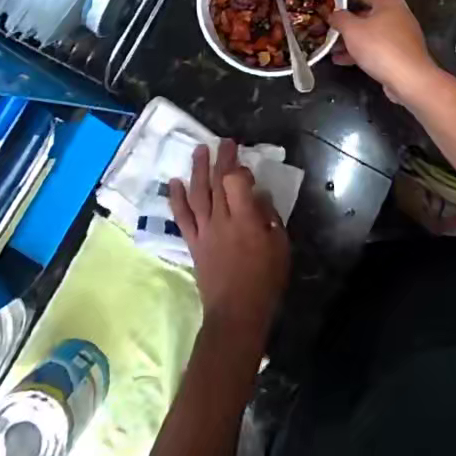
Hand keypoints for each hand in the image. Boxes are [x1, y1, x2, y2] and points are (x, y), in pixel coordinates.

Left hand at [167, 139, 288, 344]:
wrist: (235, 313)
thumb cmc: (265, 281)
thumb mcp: (280, 248)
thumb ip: (270, 218)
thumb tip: (259, 198)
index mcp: (245, 219)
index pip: (236, 182)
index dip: (240, 169)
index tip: (247, 166)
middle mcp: (221, 220)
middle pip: (217, 182)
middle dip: (221, 159)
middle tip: (225, 142)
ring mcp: (204, 230)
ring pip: (198, 193)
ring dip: (198, 169)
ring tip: (199, 150)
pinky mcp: (193, 242)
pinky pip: (182, 216)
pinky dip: (177, 197)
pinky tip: (175, 181)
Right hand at [329, 0, 442, 104]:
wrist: (410, 80)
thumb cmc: (380, 48)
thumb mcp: (353, 30)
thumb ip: (340, 18)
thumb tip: (334, 13)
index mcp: (388, 3)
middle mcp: (397, 15)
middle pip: (366, 13)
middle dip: (344, 21)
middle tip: (326, 24)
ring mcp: (400, 36)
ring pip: (369, 33)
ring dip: (349, 39)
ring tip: (330, 46)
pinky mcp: (399, 54)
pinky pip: (375, 48)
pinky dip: (359, 51)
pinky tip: (341, 60)